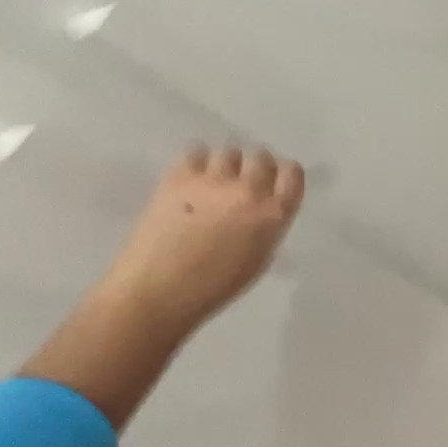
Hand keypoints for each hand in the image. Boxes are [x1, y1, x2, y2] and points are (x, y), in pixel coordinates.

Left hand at [101, 147, 305, 332]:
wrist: (156, 294)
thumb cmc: (213, 287)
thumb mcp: (259, 258)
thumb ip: (269, 224)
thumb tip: (265, 205)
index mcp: (274, 214)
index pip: (292, 173)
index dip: (282, 175)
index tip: (272, 182)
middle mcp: (249, 190)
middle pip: (261, 157)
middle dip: (254, 167)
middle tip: (240, 182)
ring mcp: (213, 181)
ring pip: (229, 152)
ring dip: (225, 164)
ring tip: (212, 180)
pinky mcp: (179, 178)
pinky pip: (195, 152)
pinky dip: (197, 161)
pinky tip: (191, 177)